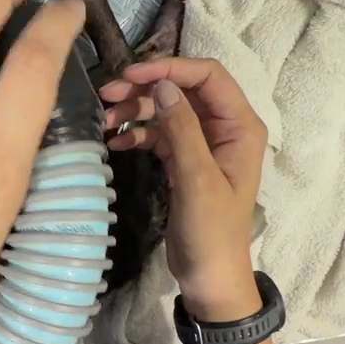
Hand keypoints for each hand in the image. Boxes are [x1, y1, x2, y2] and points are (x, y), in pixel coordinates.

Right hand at [100, 57, 267, 319]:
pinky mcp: (184, 163)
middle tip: (106, 93)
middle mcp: (224, 129)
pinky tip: (115, 142)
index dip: (170, 68)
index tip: (130, 75)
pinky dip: (137, 134)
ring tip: (104, 119)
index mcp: (240, 127)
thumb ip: (182, 130)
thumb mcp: (196, 179)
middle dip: (146, 87)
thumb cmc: (211, 231)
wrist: (210, 275)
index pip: (208, 77)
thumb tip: (163, 87)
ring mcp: (203, 146)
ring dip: (137, 111)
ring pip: (168, 111)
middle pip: (184, 90)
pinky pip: (159, 136)